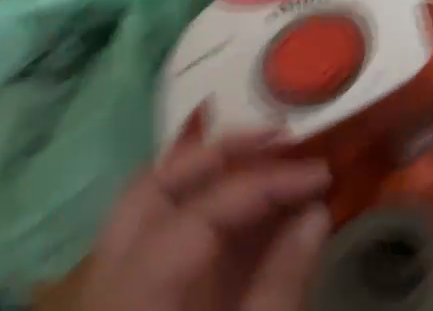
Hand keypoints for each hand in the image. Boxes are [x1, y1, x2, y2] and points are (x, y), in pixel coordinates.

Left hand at [83, 129, 331, 310]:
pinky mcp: (130, 301)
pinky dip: (205, 202)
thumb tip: (316, 211)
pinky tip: (253, 201)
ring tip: (270, 155)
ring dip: (208, 170)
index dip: (267, 181)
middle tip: (284, 139)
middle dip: (220, 153)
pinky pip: (157, 232)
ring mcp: (111, 291)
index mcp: (137, 298)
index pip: (201, 211)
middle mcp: (108, 284)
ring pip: (144, 204)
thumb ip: (282, 279)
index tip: (324, 174)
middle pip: (149, 191)